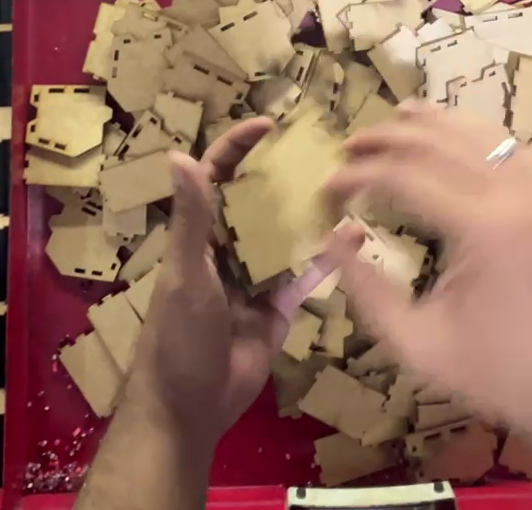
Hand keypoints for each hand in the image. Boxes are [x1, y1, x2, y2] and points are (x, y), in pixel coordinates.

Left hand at [125, 117, 342, 447]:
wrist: (192, 408)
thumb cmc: (178, 335)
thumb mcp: (185, 271)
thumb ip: (190, 217)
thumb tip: (177, 154)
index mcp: (199, 232)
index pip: (216, 175)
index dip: (238, 145)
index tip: (268, 124)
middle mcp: (228, 245)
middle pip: (257, 198)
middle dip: (283, 174)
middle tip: (320, 150)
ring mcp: (256, 275)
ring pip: (286, 233)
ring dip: (310, 212)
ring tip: (345, 184)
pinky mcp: (279, 304)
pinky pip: (306, 274)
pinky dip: (328, 256)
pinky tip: (354, 237)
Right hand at [323, 102, 531, 439]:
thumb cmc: (494, 374)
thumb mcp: (415, 343)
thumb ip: (366, 288)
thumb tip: (332, 237)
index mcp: (484, 229)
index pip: (406, 178)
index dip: (359, 176)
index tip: (326, 187)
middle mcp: (514, 196)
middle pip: (438, 142)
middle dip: (387, 138)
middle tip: (347, 147)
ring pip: (477, 132)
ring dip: (432, 121)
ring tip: (393, 116)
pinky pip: (510, 146)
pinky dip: (475, 130)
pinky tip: (452, 130)